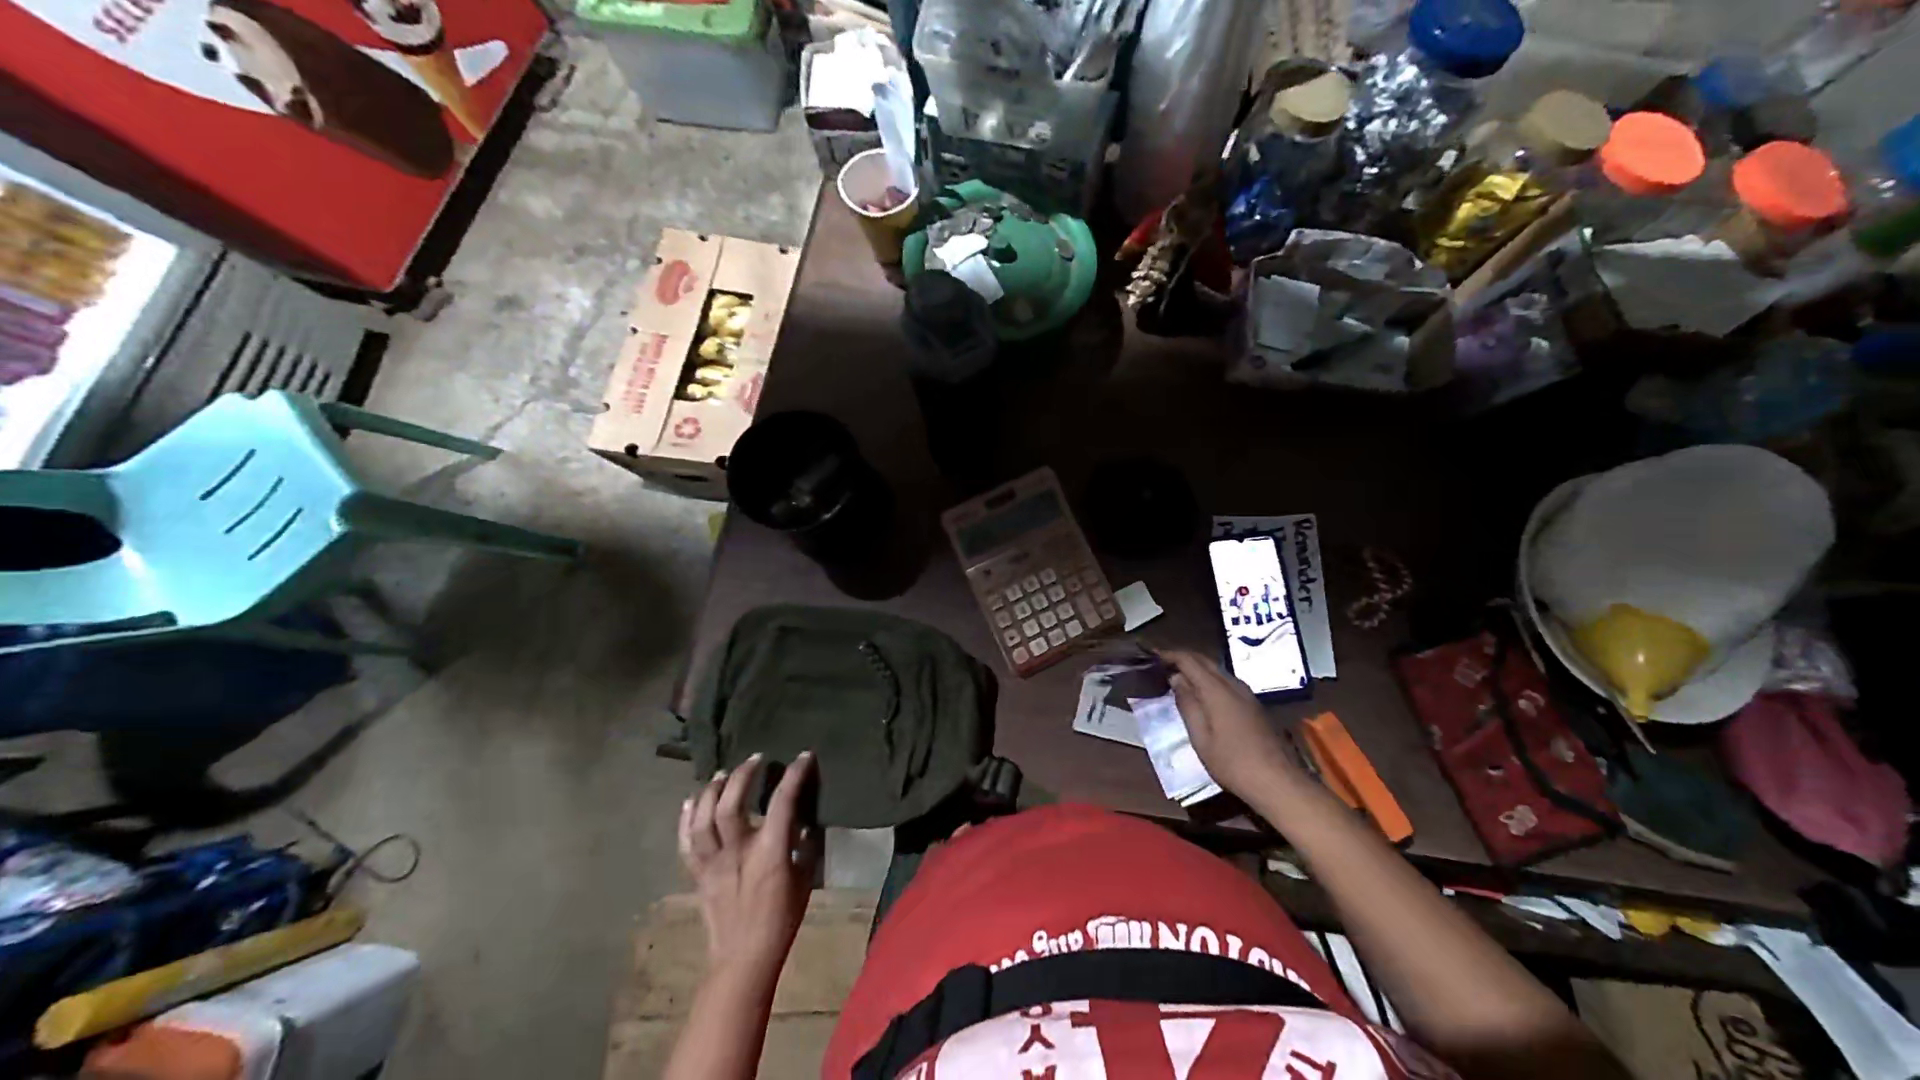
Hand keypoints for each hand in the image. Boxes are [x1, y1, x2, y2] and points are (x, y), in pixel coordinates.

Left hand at [678, 752, 820, 976]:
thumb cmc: (783, 919)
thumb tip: (804, 819)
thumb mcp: (805, 878)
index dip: (794, 775)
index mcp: (769, 852)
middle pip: (731, 803)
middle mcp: (737, 851)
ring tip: (723, 774)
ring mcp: (713, 862)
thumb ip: (805, 845)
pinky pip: (685, 841)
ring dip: (712, 790)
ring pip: (702, 818)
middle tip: (755, 759)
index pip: (782, 802)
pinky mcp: (698, 873)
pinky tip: (689, 801)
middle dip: (743, 775)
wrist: (744, 958)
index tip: (804, 756)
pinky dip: (685, 818)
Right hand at [1161, 649, 1301, 800]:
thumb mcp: (1200, 737)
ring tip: (1177, 676)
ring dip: (1197, 668)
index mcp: (1217, 690)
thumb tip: (1176, 678)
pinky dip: (1209, 679)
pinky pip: (1227, 681)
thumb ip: (1188, 704)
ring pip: (1218, 670)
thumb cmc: (1232, 763)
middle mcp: (1233, 685)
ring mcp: (1247, 694)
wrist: (1277, 781)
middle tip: (1162, 663)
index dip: (1170, 655)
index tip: (1152, 656)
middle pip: (1205, 660)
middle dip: (1183, 657)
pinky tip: (1201, 692)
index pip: (1190, 661)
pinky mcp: (1254, 705)